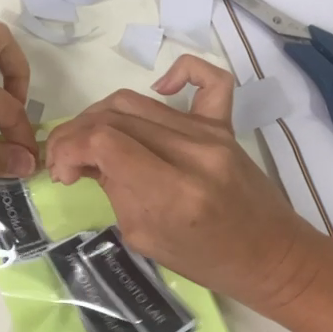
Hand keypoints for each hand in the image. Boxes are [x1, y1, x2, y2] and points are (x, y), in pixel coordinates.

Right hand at [43, 55, 331, 312]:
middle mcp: (192, 153)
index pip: (104, 142)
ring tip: (89, 140)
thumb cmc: (205, 261)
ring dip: (99, 115)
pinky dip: (179, 70)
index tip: (62, 172)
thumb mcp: (143, 237)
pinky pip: (208, 80)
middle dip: (75, 134)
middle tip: (65, 160)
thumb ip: (113, 189)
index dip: (69, 149)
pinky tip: (159, 87)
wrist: (270, 258)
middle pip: (113, 118)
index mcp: (173, 192)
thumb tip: (84, 159)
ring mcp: (211, 134)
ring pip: (136, 101)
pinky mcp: (224, 125)